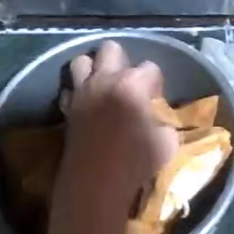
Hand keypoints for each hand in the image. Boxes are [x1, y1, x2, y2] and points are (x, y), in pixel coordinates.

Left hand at [61, 41, 179, 201]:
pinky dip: (77, 92)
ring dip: (94, 69)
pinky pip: (69, 89)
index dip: (156, 83)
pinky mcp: (66, 108)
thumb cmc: (136, 162)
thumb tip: (159, 120)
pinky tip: (87, 105)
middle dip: (122, 62)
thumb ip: (164, 123)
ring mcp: (82, 92)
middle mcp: (105, 80)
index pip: (151, 67)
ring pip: (81, 61)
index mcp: (133, 84)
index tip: (156, 101)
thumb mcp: (167, 143)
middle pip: (111, 49)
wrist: (95, 184)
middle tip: (129, 85)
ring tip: (104, 87)